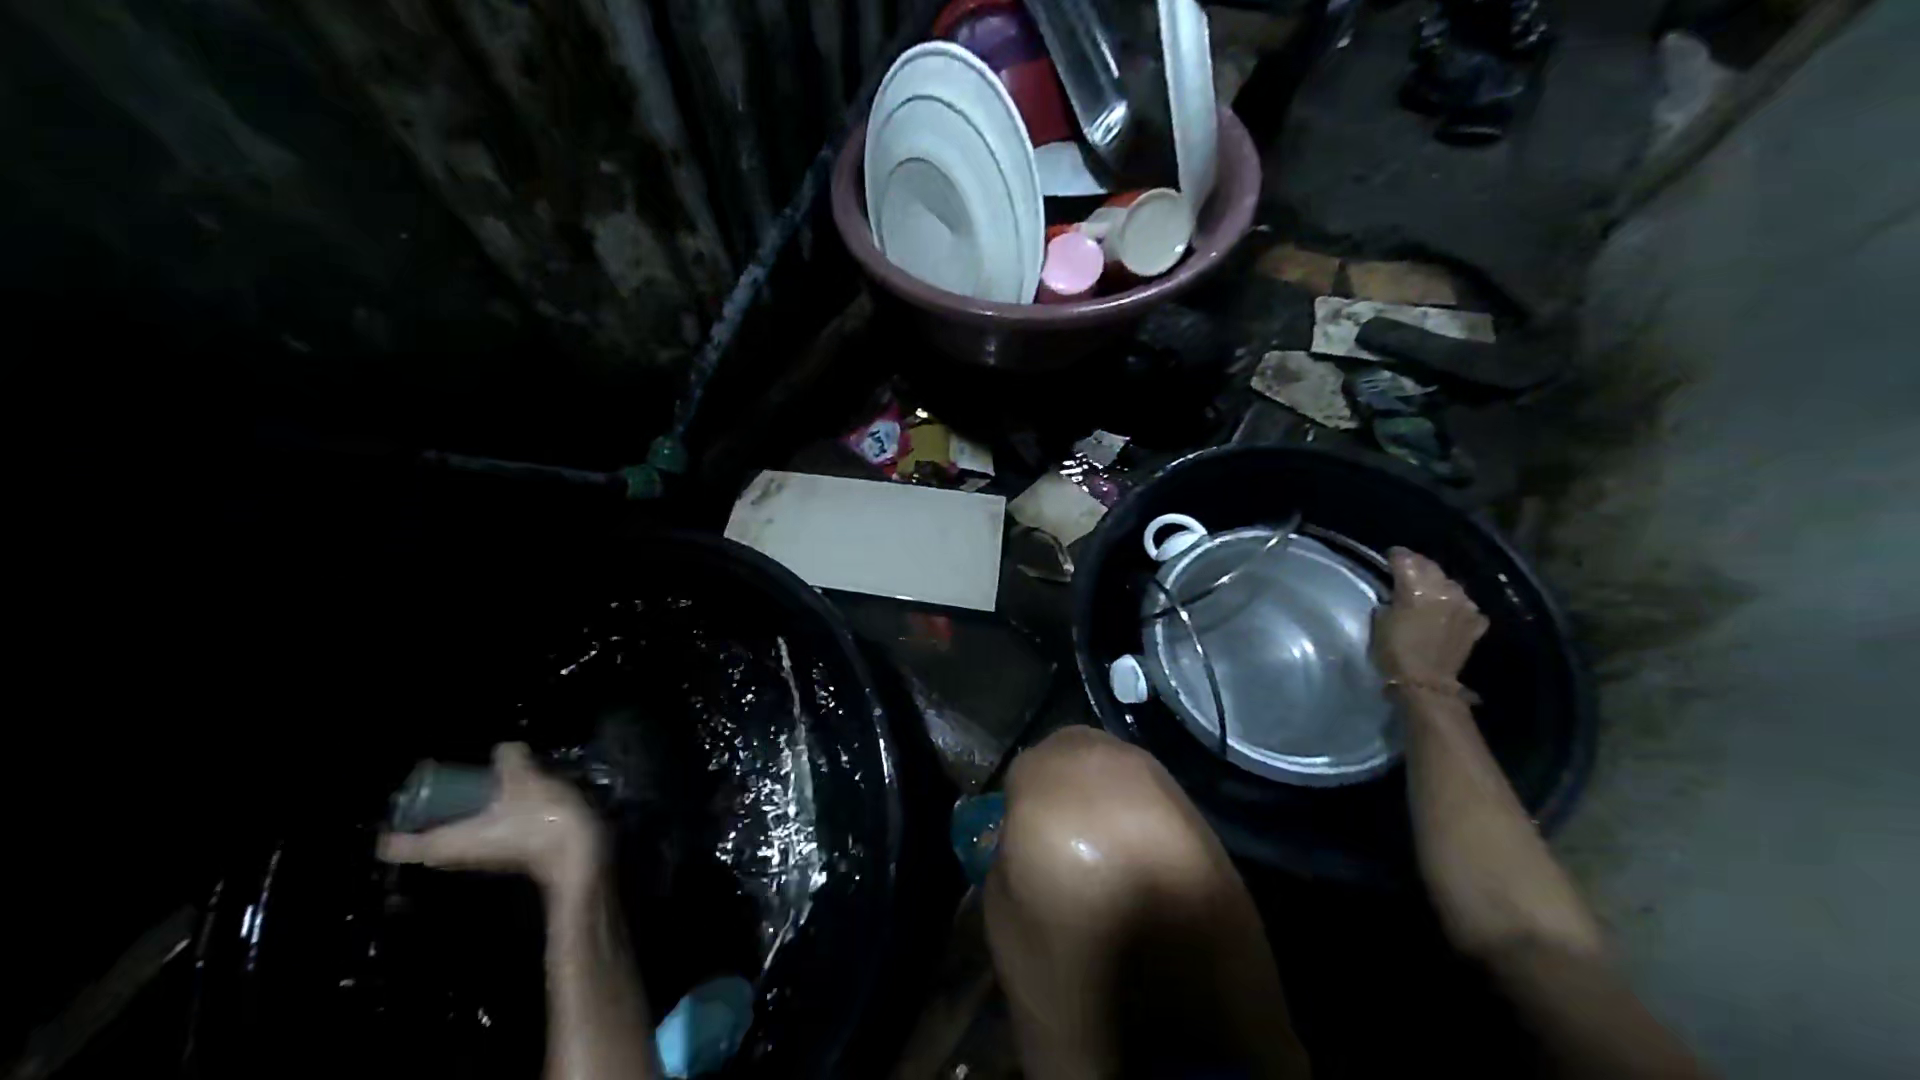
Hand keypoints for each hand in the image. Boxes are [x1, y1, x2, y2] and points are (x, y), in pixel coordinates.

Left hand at [378, 742, 605, 895]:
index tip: (407, 800)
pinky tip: (514, 797)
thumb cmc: (539, 821)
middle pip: (429, 840)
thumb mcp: (524, 779)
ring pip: (460, 836)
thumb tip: (504, 748)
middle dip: (435, 814)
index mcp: (446, 842)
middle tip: (447, 786)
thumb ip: (509, 760)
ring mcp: (484, 858)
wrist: (580, 855)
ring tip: (483, 786)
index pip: (394, 845)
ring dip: (466, 814)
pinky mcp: (509, 855)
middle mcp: (457, 856)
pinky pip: (486, 835)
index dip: (394, 824)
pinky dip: (489, 818)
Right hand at [1372, 547, 1488, 691]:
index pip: (1405, 559)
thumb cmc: (1394, 650)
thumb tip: (1397, 592)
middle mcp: (1445, 590)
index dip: (1395, 556)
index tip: (1389, 557)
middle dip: (1417, 565)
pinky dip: (1455, 604)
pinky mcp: (1476, 621)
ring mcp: (1465, 605)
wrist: (1425, 682)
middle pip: (1430, 567)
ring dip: (1438, 583)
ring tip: (1427, 590)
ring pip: (1450, 583)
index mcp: (1417, 588)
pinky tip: (1447, 611)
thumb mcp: (1380, 619)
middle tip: (1406, 569)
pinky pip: (1465, 604)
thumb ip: (1391, 598)